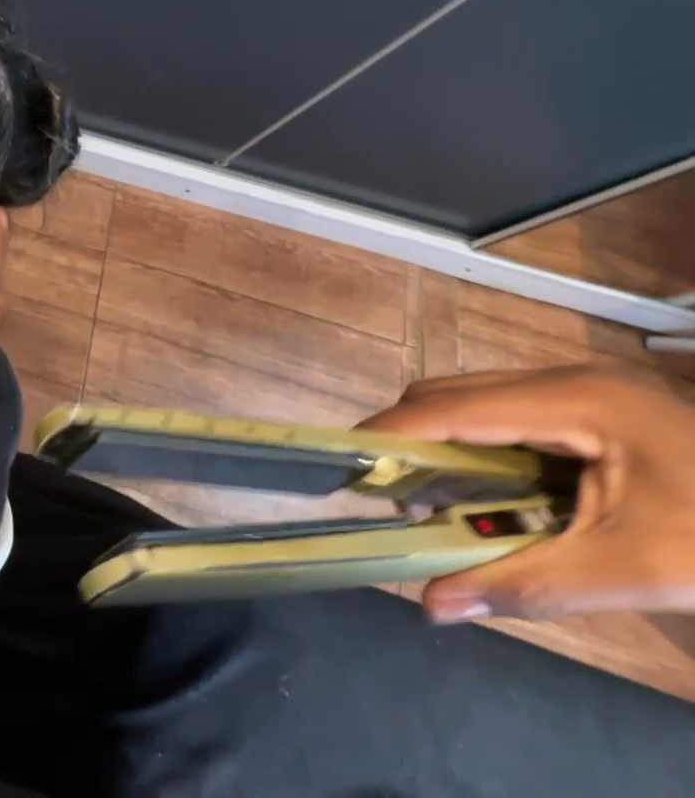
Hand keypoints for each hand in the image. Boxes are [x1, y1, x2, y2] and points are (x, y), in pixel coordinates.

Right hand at [360, 366, 694, 622]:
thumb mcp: (642, 570)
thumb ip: (530, 584)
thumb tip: (433, 608)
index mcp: (574, 402)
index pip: (443, 408)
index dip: (384, 437)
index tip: (341, 473)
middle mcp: (567, 377)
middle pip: (445, 393)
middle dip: (405, 442)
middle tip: (395, 500)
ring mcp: (583, 385)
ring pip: (469, 399)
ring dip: (438, 444)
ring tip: (440, 501)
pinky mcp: (594, 402)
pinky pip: (502, 410)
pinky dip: (475, 445)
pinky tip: (495, 490)